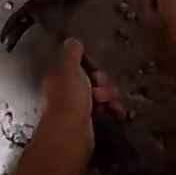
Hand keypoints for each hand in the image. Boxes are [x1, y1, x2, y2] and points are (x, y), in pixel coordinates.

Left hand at [30, 39, 120, 169]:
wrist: (71, 135)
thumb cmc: (69, 98)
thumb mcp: (70, 69)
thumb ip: (73, 54)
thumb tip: (72, 40)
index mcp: (58, 80)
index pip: (78, 69)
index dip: (92, 68)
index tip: (98, 73)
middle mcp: (66, 95)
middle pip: (92, 83)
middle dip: (104, 84)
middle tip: (104, 89)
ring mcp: (77, 112)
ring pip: (100, 98)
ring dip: (110, 97)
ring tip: (111, 103)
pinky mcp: (89, 126)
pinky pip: (105, 113)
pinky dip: (113, 111)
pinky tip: (117, 112)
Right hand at [142, 0, 175, 76]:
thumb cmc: (168, 45)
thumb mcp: (148, 23)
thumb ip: (141, 1)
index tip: (131, 1)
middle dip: (150, 0)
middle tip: (140, 17)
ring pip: (171, 2)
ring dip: (161, 9)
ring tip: (152, 28)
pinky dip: (171, 17)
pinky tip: (167, 34)